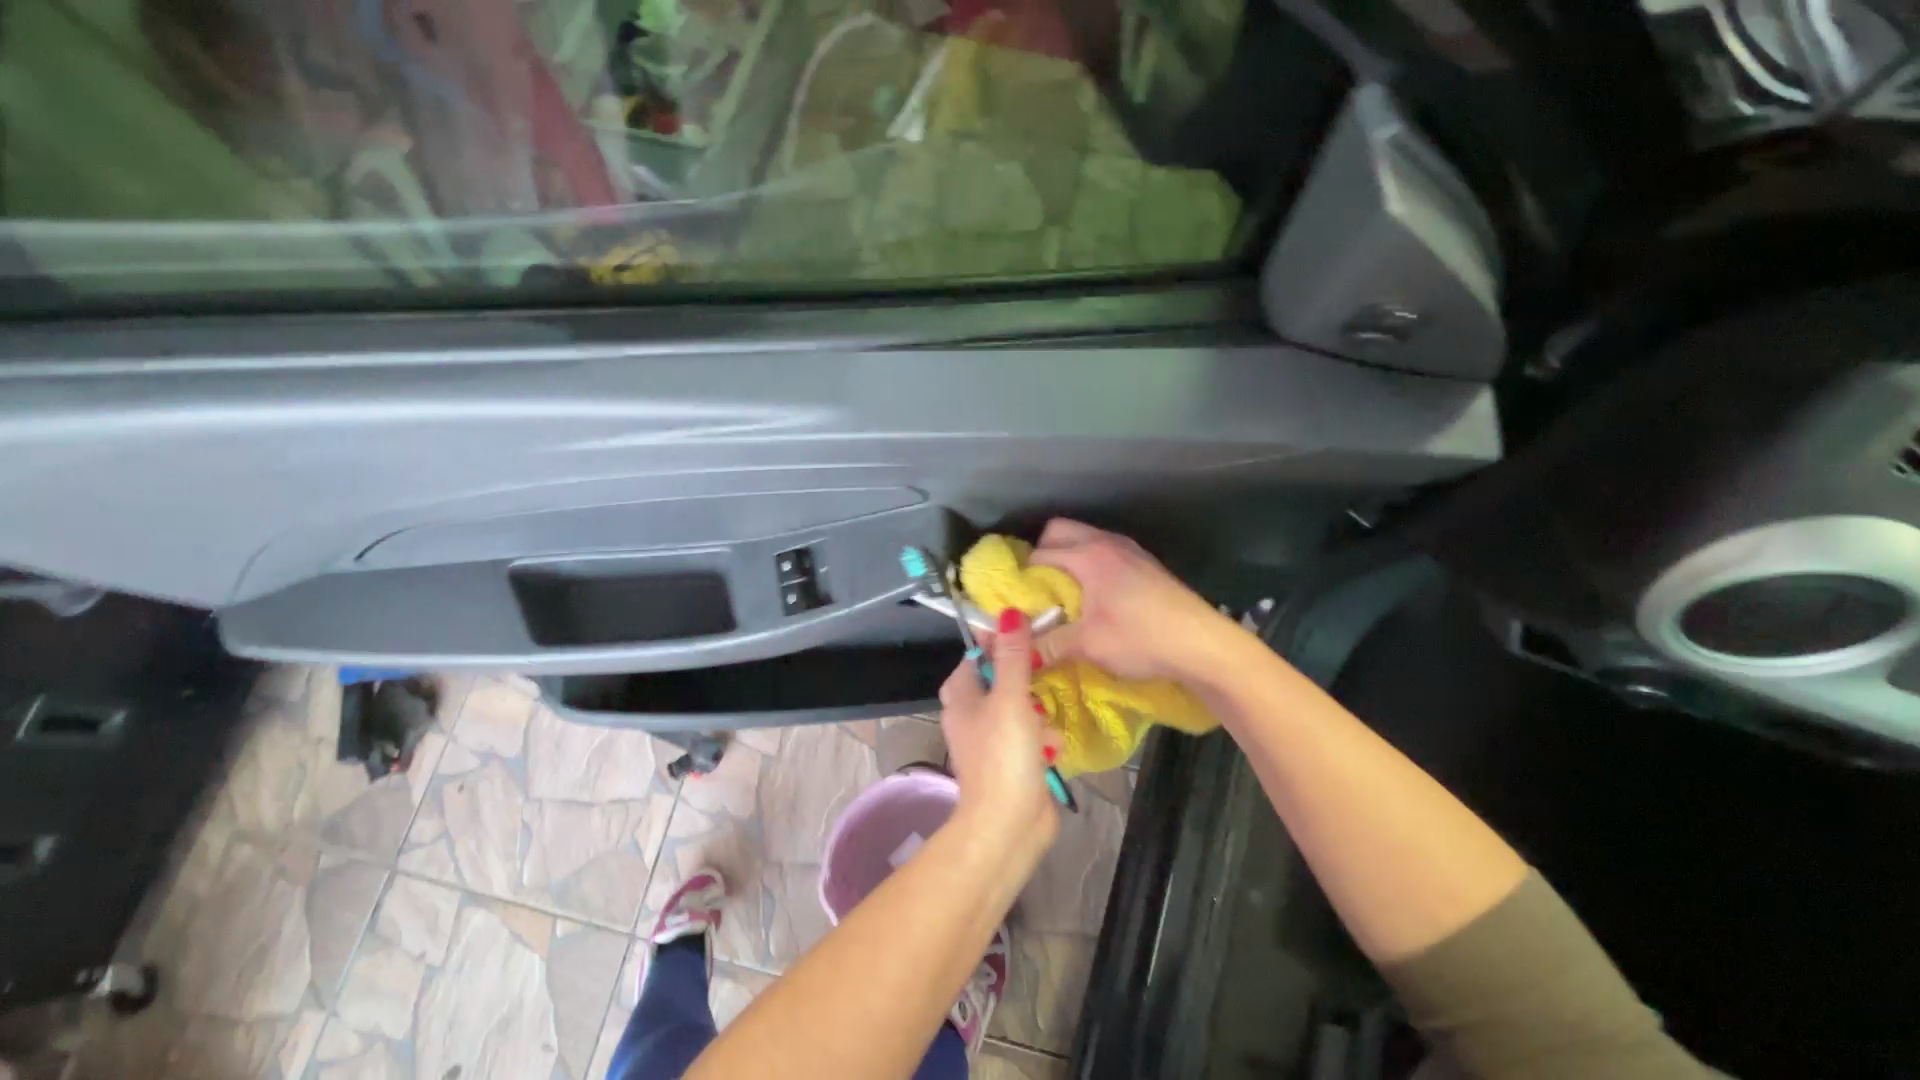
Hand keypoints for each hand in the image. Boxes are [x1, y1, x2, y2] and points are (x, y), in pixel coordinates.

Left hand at [938, 608, 1060, 848]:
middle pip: (1004, 682)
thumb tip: (1009, 612)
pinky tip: (1053, 750)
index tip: (1030, 634)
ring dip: (1041, 716)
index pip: (977, 656)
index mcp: (961, 697)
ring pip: (1024, 710)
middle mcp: (973, 716)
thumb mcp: (1010, 699)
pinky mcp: (1015, 763)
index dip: (1000, 643)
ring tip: (1047, 727)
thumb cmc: (1003, 757)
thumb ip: (1013, 657)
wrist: (1009, 824)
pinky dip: (1045, 741)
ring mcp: (993, 742)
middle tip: (1046, 682)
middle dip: (1029, 684)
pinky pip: (1034, 738)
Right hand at [1028, 519, 1241, 683]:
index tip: (1015, 599)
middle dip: (1042, 555)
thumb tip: (1017, 654)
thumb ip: (1047, 645)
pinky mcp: (1145, 565)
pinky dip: (1090, 566)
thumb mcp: (1088, 645)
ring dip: (1068, 560)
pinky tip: (1094, 599)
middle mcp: (1107, 543)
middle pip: (1060, 531)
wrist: (1203, 645)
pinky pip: (1104, 552)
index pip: (1040, 554)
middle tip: (1037, 590)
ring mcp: (1130, 551)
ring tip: (1062, 595)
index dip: (1022, 576)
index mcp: (1089, 555)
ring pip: (1084, 539)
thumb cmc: (1142, 639)